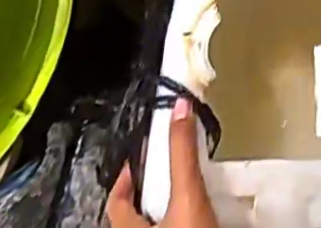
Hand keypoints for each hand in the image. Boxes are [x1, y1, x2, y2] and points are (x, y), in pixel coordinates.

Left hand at [107, 97, 217, 227]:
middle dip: (151, 186)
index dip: (126, 174)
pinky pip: (176, 226)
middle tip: (170, 162)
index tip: (142, 151)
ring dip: (169, 203)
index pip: (115, 199)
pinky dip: (185, 218)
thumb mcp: (187, 195)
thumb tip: (180, 105)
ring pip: (156, 222)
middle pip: (135, 211)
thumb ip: (182, 152)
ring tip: (190, 184)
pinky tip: (204, 213)